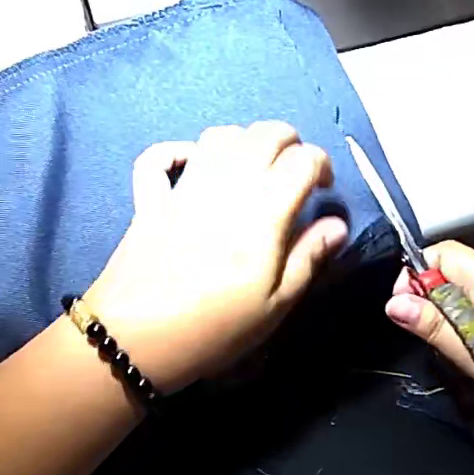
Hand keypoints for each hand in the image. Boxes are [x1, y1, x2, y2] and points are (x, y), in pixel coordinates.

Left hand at [83, 122, 348, 391]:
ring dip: (244, 140)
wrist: (136, 341)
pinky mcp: (150, 200)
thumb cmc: (215, 328)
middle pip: (264, 133)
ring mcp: (184, 189)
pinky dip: (177, 151)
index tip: (323, 189)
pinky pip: (159, 157)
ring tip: (254, 168)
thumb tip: (337, 224)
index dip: (321, 164)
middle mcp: (225, 186)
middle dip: (289, 142)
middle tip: (295, 172)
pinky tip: (192, 164)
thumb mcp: (275, 305)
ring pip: (218, 135)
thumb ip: (308, 258)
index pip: (302, 160)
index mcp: (263, 212)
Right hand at [383, 241, 473, 441]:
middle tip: (429, 341)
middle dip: (430, 299)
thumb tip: (393, 304)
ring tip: (452, 354)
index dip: (418, 272)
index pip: (447, 252)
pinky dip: (470, 327)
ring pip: (469, 294)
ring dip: (449, 318)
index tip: (406, 309)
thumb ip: (440, 331)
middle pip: (456, 273)